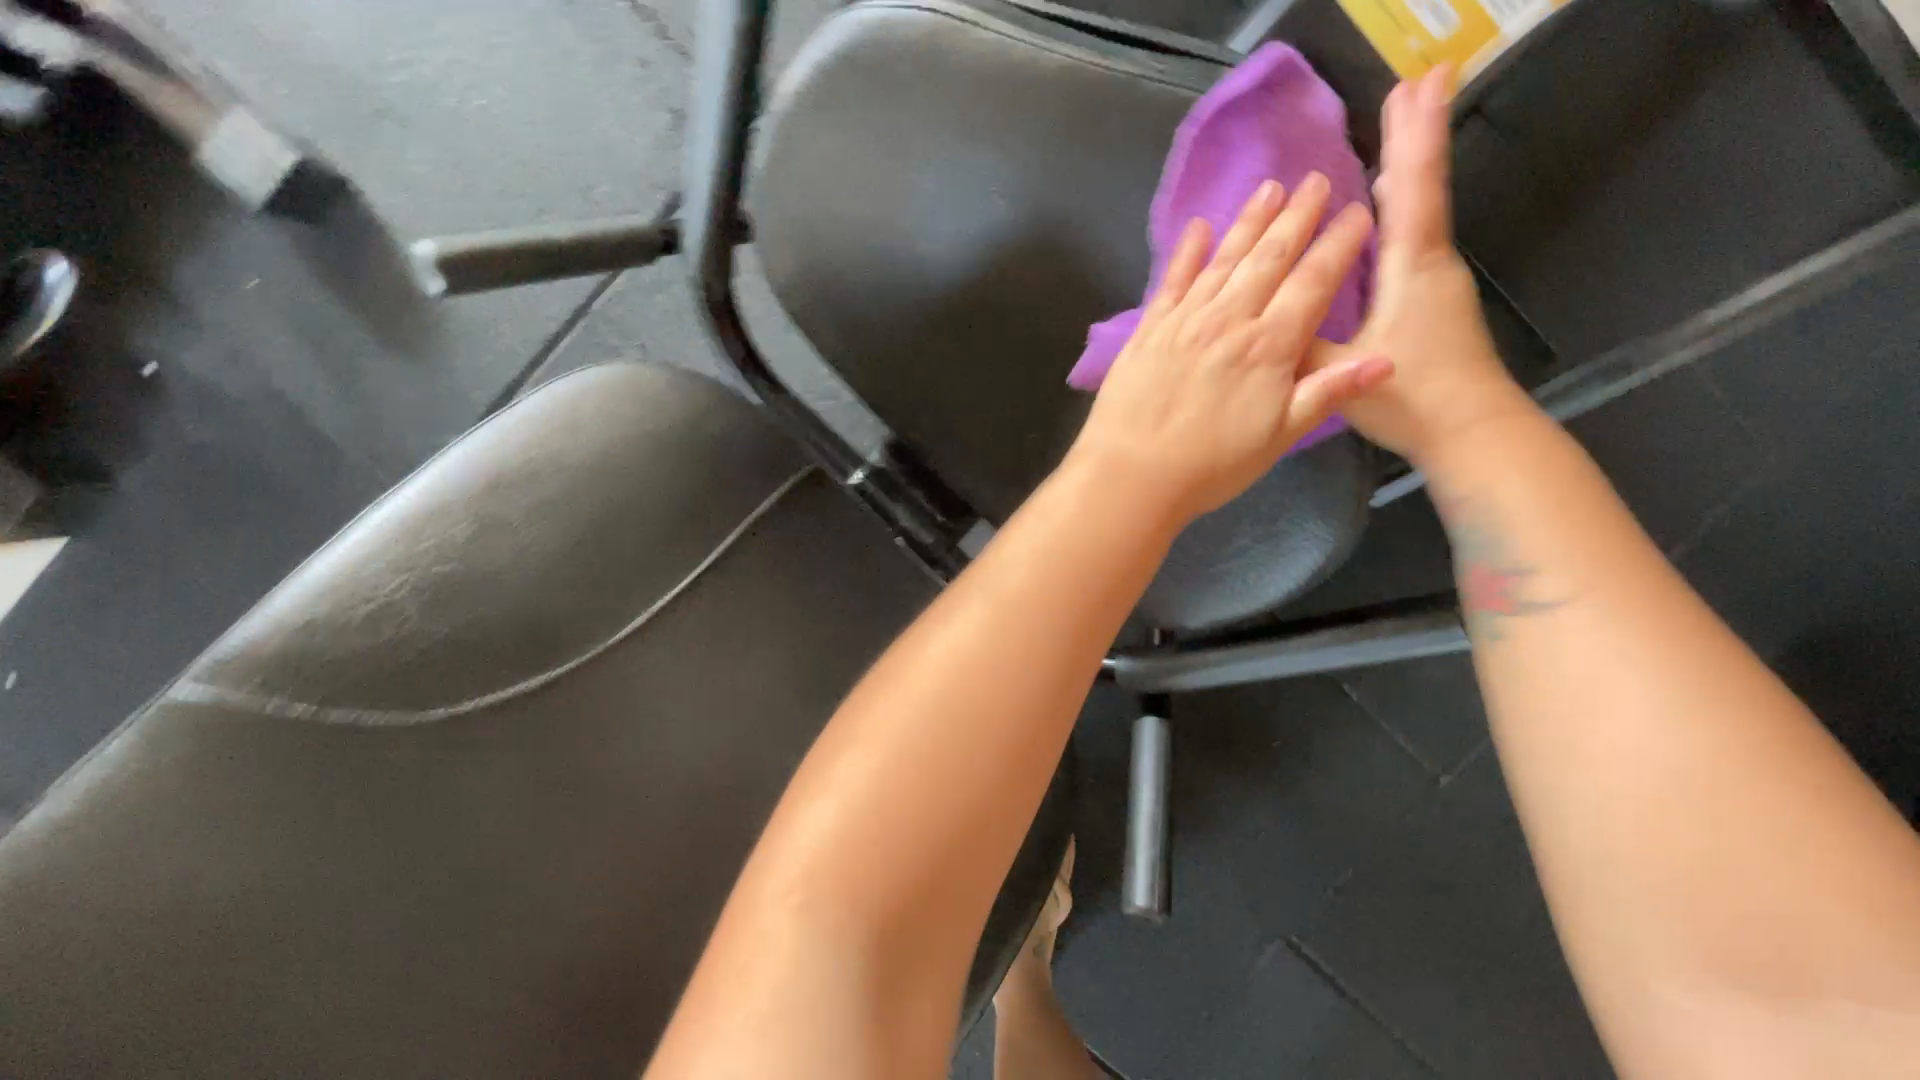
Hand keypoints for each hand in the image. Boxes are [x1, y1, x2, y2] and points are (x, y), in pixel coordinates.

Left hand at [1067, 174, 1394, 526]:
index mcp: (1269, 347)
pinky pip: (1171, 281)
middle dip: (1296, 217)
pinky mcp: (1148, 331)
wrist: (1131, 475)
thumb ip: (1327, 393)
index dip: (1338, 245)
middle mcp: (1229, 321)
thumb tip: (1385, 359)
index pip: (1313, 283)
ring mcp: (1184, 322)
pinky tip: (1199, 228)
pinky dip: (1186, 252)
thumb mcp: (1279, 438)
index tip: (1358, 212)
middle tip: (1316, 179)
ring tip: (1269, 188)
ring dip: (1248, 222)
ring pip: (1223, 260)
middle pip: (1269, 258)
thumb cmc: (1211, 466)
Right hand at [1308, 66, 1531, 464]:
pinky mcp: (1433, 298)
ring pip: (1423, 207)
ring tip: (1404, 123)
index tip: (1417, 87)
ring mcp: (1437, 280)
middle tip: (1423, 79)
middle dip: (1419, 131)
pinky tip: (1391, 203)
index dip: (1413, 137)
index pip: (1412, 189)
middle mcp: (1431, 262)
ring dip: (1413, 162)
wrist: (1472, 432)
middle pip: (1425, 183)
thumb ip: (1300, 346)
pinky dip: (1406, 201)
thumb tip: (1257, 324)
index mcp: (1411, 269)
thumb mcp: (1343, 374)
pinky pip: (1415, 233)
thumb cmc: (1412, 399)